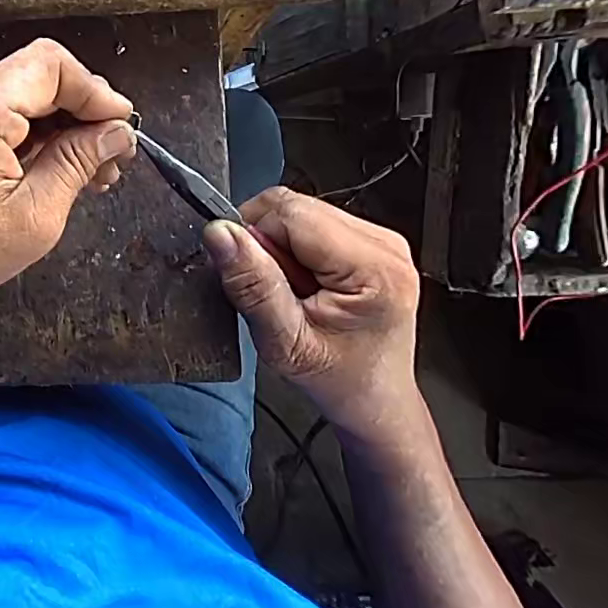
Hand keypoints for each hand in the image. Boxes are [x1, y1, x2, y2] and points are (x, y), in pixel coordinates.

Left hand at [0, 38, 136, 350]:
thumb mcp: (36, 217)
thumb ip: (79, 162)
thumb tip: (116, 132)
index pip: (51, 66)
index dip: (96, 91)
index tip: (122, 126)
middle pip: (44, 73)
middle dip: (86, 109)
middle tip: (113, 152)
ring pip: (32, 90)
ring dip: (69, 122)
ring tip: (94, 167)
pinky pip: (12, 108)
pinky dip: (44, 130)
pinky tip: (65, 164)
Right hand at [203, 187, 421, 443]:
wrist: (375, 401)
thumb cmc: (338, 381)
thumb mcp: (284, 343)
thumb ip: (253, 285)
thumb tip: (221, 234)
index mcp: (374, 267)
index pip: (291, 214)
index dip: (257, 239)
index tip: (255, 279)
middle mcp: (386, 244)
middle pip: (297, 206)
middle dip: (269, 242)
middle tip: (276, 290)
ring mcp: (383, 240)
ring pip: (303, 210)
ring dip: (282, 245)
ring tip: (293, 289)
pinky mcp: (373, 241)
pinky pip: (315, 221)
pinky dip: (296, 247)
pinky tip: (305, 282)